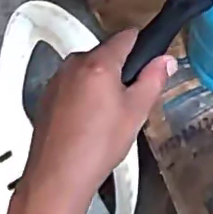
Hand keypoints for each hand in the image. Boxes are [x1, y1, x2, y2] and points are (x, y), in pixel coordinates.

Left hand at [23, 28, 173, 206]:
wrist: (58, 177)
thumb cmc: (98, 146)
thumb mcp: (137, 112)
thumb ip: (153, 79)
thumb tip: (165, 61)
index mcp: (100, 63)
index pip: (126, 36)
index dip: (141, 46)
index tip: (148, 59)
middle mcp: (75, 64)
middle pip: (106, 54)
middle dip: (119, 71)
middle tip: (129, 101)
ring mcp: (58, 79)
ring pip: (88, 70)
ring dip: (99, 84)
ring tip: (107, 118)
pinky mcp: (47, 95)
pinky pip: (72, 85)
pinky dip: (81, 96)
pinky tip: (87, 124)